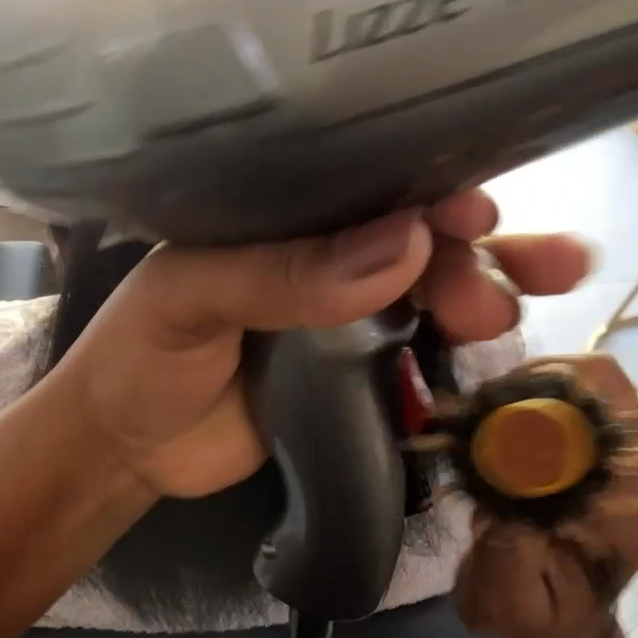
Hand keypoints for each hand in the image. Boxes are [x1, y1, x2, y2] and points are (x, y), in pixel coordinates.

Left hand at [50, 190, 591, 498]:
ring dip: (484, 296)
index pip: (366, 188)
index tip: (475, 215)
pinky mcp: (352, 380)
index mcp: (278, 220)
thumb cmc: (136, 357)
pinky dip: (462, 356)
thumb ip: (279, 276)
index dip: (427, 193)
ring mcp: (341, 322)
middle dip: (470, 258)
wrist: (127, 449)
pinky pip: (420, 359)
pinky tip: (506, 360)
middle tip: (494, 300)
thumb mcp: (188, 301)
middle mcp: (318, 260)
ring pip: (429, 296)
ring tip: (510, 317)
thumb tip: (404, 245)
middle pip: (415, 242)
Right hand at [453, 355, 637, 637]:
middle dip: (526, 383)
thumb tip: (499, 495)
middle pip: (589, 381)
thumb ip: (507, 554)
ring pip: (569, 389)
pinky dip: (508, 409)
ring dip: (514, 393)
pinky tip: (474, 432)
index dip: (549, 387)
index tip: (492, 409)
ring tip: (469, 419)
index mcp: (622, 496)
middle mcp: (621, 468)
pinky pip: (549, 412)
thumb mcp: (510, 603)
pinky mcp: (573, 465)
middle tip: (473, 411)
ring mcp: (599, 463)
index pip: (607, 401)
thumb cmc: (532, 625)